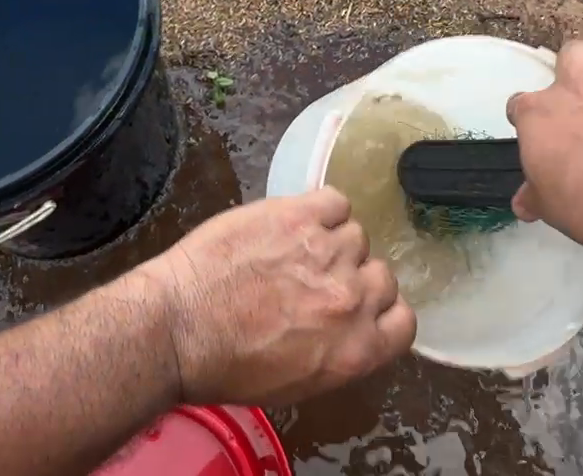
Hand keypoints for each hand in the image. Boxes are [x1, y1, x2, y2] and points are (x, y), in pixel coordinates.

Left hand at [125, 189, 417, 406]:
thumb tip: (352, 324)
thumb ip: (340, 349)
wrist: (178, 326)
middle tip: (316, 278)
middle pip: (380, 273)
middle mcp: (351, 299)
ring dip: (331, 240)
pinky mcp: (299, 214)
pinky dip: (321, 208)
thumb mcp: (299, 380)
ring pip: (355, 234)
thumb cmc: (227, 365)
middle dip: (353, 276)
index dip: (383, 310)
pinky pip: (335, 200)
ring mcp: (328, 251)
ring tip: (294, 249)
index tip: (361, 305)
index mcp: (356, 349)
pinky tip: (296, 220)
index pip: (404, 320)